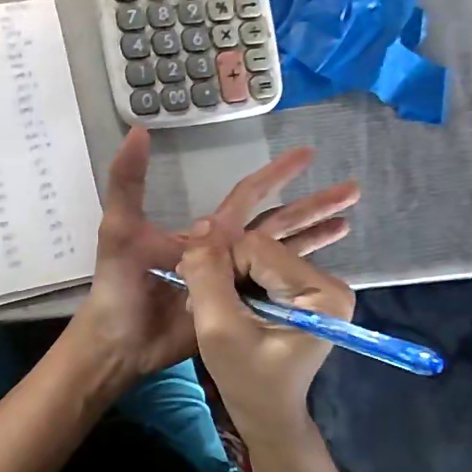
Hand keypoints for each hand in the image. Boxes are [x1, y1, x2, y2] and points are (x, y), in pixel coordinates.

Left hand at [63, 127, 358, 381]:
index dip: (277, 173)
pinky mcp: (239, 310)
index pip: (250, 194)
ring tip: (350, 225)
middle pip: (279, 222)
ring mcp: (236, 282)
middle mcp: (228, 251)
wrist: (120, 341)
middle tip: (353, 192)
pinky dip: (300, 279)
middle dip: (313, 205)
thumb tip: (137, 130)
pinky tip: (324, 274)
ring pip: (284, 253)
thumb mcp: (119, 228)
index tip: (308, 154)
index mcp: (208, 231)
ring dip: (315, 237)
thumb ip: (127, 181)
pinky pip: (275, 290)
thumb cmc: (119, 284)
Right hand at [178, 220, 356, 422]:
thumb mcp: (219, 329)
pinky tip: (222, 305)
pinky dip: (235, 283)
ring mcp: (316, 284)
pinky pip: (261, 267)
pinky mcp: (303, 289)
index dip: (221, 268)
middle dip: (222, 273)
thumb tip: (203, 224)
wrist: (268, 414)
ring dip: (225, 279)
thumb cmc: (247, 381)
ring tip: (208, 308)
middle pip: (257, 249)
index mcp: (321, 291)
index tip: (201, 301)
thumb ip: (208, 277)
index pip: (256, 248)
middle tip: (199, 306)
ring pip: (255, 255)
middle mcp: (327, 280)